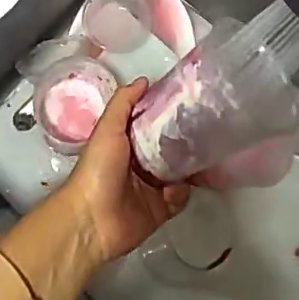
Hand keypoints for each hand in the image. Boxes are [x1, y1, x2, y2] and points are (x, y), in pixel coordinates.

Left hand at [59, 78, 190, 262]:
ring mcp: (152, 187)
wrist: (92, 220)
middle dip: (186, 139)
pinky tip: (180, 185)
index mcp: (127, 142)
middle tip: (206, 127)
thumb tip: (144, 80)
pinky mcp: (160, 209)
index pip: (153, 123)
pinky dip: (183, 191)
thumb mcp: (108, 128)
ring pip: (180, 171)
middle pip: (170, 147)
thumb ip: (123, 103)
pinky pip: (181, 197)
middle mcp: (141, 162)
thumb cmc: (98, 169)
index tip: (190, 100)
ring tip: (205, 153)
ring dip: (190, 165)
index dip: (168, 112)